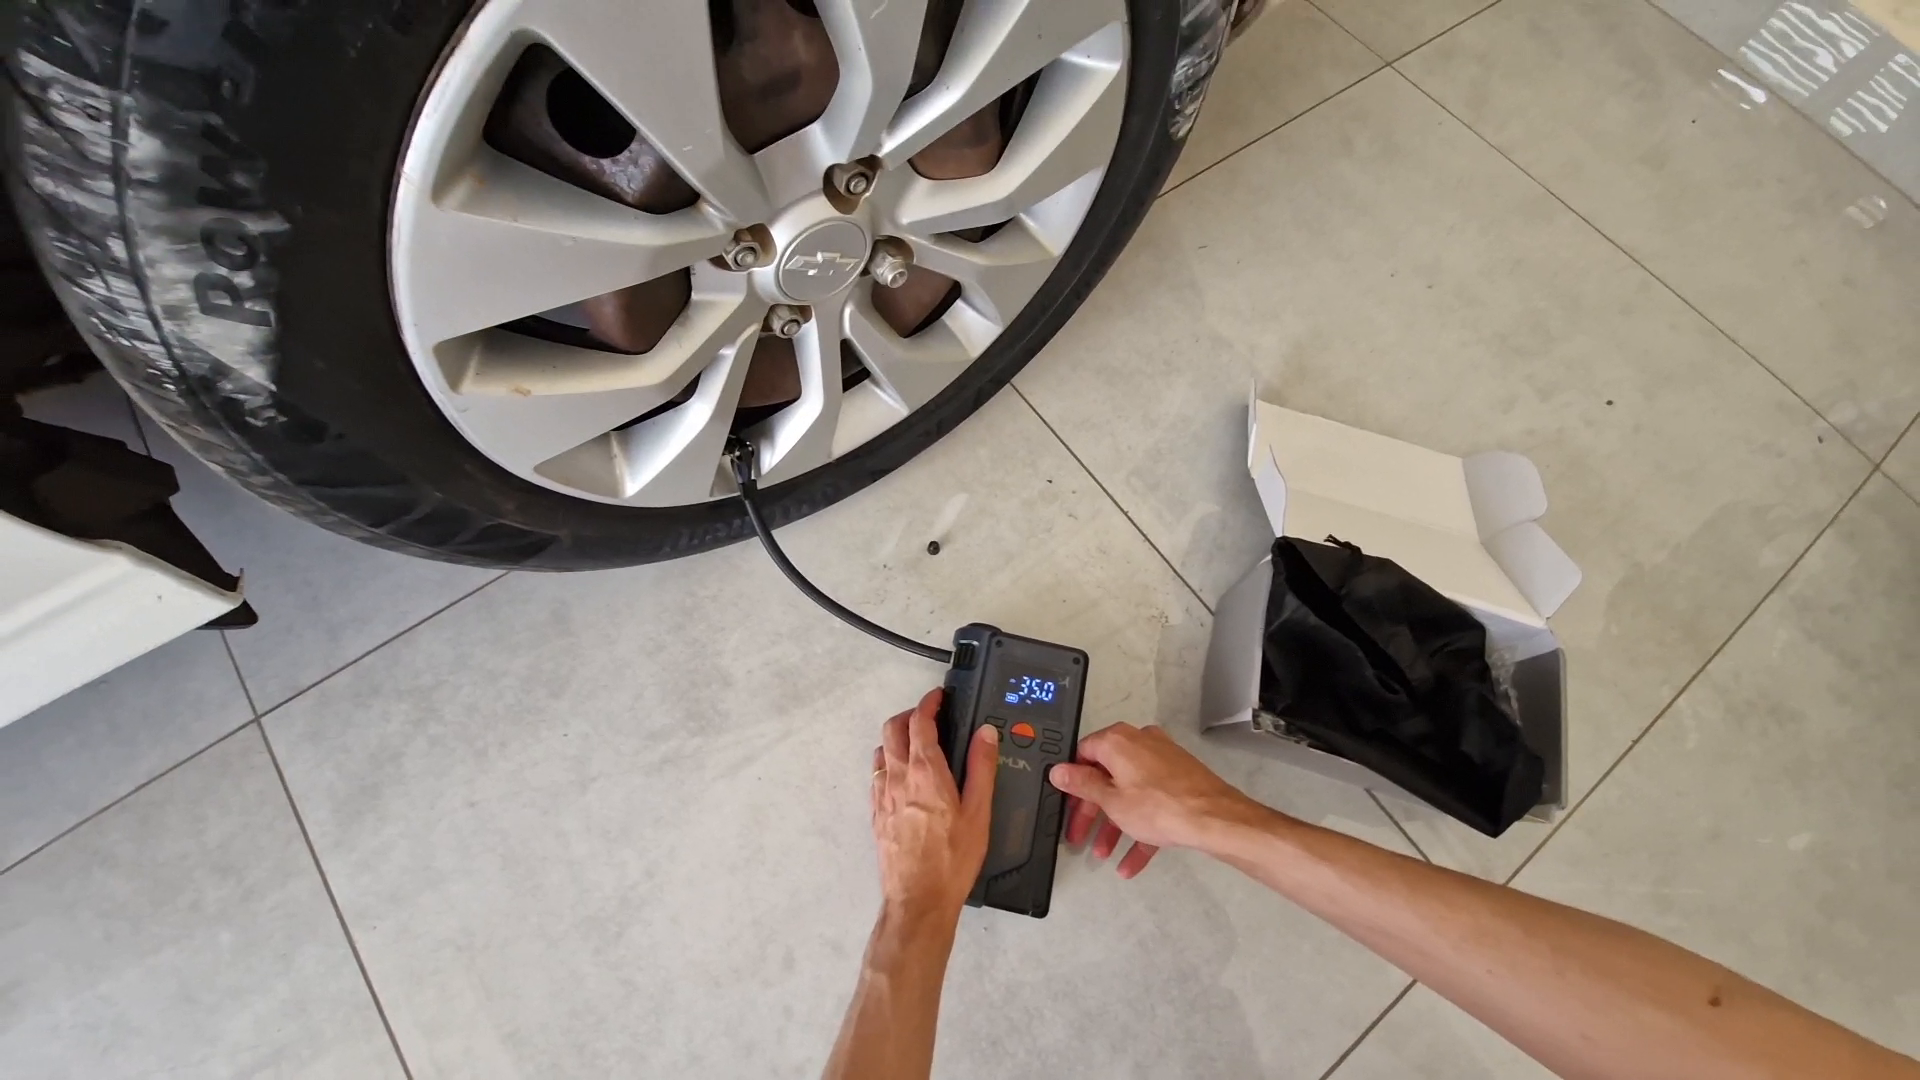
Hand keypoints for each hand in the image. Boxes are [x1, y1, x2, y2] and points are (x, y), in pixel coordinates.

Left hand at [870, 688, 998, 922]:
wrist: (918, 901)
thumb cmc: (951, 860)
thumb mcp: (978, 812)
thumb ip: (982, 768)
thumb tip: (985, 734)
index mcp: (925, 772)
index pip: (920, 722)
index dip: (929, 703)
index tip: (938, 698)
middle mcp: (898, 777)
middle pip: (892, 729)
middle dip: (909, 715)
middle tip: (927, 716)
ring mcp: (882, 795)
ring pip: (881, 751)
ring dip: (896, 739)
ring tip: (915, 744)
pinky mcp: (875, 814)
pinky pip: (876, 776)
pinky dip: (888, 763)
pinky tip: (902, 777)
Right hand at [1049, 723, 1261, 878]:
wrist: (1217, 820)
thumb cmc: (1159, 807)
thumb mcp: (1111, 800)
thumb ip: (1081, 785)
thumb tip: (1057, 770)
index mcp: (1118, 741)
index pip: (1083, 754)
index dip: (1072, 782)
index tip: (1068, 805)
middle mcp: (1139, 743)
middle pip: (1106, 776)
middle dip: (1093, 812)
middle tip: (1080, 836)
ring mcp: (1162, 760)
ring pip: (1129, 792)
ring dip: (1115, 825)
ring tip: (1103, 854)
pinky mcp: (1179, 779)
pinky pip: (1151, 802)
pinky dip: (1140, 828)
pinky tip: (1130, 863)